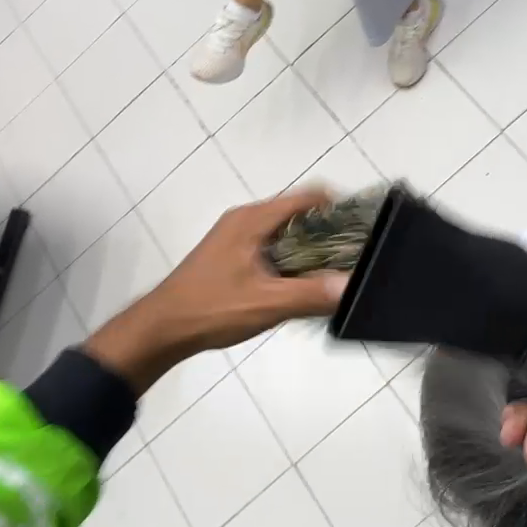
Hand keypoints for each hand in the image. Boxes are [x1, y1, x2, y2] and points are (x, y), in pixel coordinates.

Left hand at [82, 188, 349, 392]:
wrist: (161, 329)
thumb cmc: (211, 309)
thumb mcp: (267, 304)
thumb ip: (312, 294)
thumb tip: (354, 285)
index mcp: (253, 220)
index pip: (309, 197)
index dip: (340, 207)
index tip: (364, 229)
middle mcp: (246, 219)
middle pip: (300, 214)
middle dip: (330, 232)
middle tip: (356, 257)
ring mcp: (237, 237)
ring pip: (287, 233)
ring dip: (312, 249)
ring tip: (337, 273)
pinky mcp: (232, 255)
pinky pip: (274, 247)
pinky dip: (294, 259)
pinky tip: (304, 285)